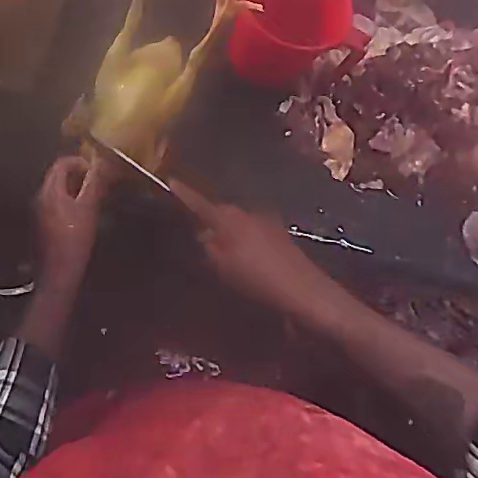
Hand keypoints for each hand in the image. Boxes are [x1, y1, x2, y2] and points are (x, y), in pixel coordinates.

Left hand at [34, 153, 109, 284]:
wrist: (58, 274)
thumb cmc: (75, 241)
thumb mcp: (89, 209)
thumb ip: (94, 185)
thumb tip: (101, 165)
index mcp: (49, 191)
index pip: (61, 164)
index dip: (79, 162)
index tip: (95, 170)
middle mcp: (39, 198)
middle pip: (57, 176)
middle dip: (78, 176)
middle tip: (96, 184)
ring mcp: (37, 212)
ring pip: (56, 191)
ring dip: (73, 190)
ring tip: (91, 200)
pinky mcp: (39, 225)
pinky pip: (53, 204)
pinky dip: (67, 203)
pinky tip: (80, 216)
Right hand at [168, 180, 348, 328]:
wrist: (308, 295)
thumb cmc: (259, 280)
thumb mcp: (223, 267)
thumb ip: (207, 246)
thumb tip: (201, 232)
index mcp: (230, 217)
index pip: (200, 202)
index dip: (184, 193)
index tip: (169, 181)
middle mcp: (248, 213)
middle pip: (220, 211)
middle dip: (206, 216)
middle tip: (190, 226)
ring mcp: (267, 224)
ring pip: (237, 222)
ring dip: (226, 230)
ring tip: (215, 245)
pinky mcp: (280, 238)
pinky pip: (251, 233)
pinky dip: (242, 239)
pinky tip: (241, 256)